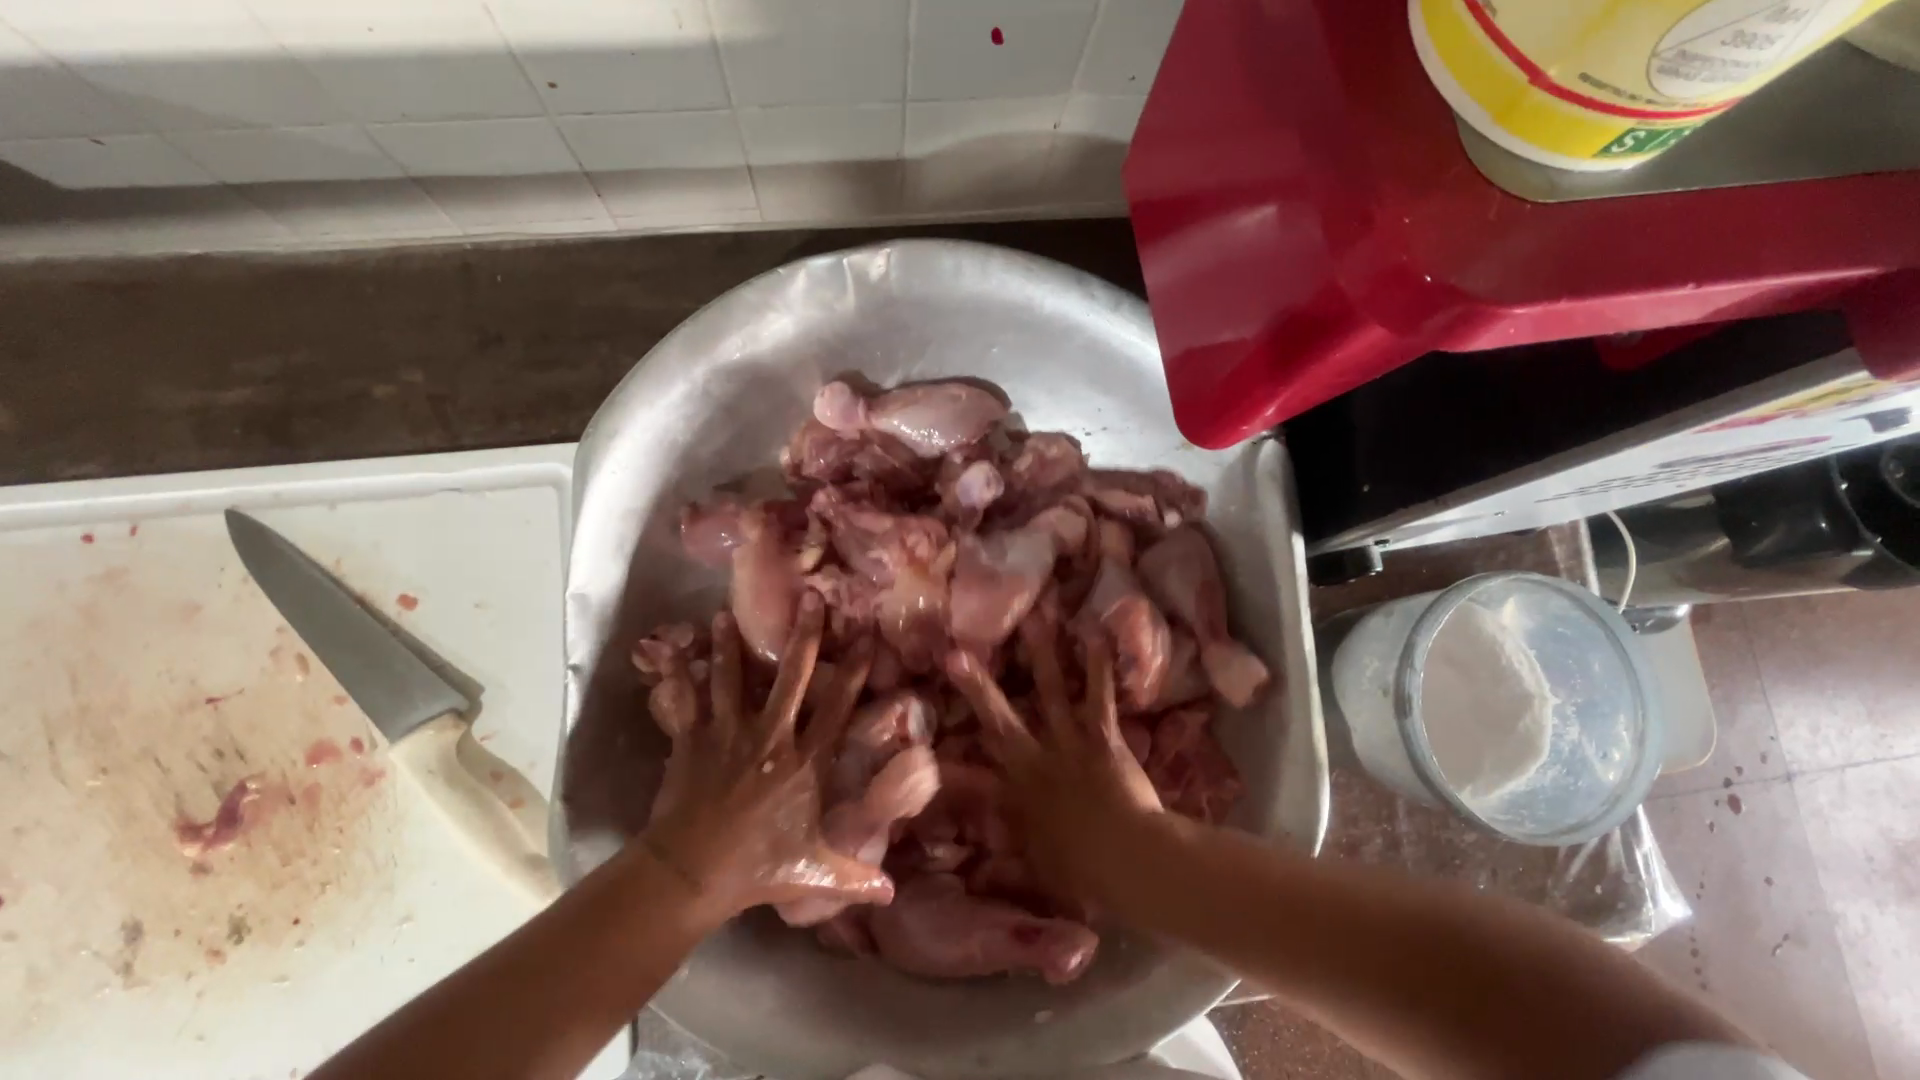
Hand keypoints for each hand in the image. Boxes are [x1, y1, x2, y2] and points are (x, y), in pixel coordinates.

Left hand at [643, 593, 891, 920]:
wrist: (692, 872)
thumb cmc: (758, 869)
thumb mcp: (813, 873)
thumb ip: (854, 876)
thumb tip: (892, 894)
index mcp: (805, 762)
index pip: (837, 708)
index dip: (854, 671)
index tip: (866, 638)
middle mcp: (771, 737)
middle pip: (792, 677)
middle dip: (805, 636)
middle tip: (811, 599)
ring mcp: (729, 734)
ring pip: (732, 678)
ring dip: (730, 644)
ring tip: (724, 613)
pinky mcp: (693, 741)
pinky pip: (684, 701)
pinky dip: (676, 676)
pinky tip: (667, 650)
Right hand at [943, 613, 1161, 901]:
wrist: (1128, 859)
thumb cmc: (1083, 874)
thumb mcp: (1037, 872)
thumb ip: (1008, 868)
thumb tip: (979, 875)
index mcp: (1016, 796)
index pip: (971, 777)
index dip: (945, 760)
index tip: (921, 746)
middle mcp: (1035, 761)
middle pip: (1000, 719)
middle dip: (976, 686)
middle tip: (955, 654)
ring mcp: (1068, 744)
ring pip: (1049, 692)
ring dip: (1040, 656)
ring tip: (1034, 620)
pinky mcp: (1101, 737)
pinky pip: (1098, 696)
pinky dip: (1097, 666)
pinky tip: (1095, 635)